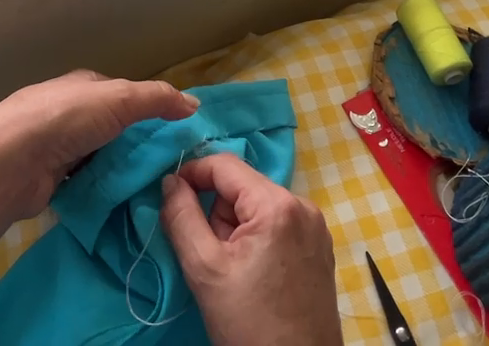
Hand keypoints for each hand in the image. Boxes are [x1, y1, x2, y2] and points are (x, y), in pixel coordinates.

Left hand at [0, 70, 198, 217]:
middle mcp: (69, 111)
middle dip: (136, 144)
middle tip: (169, 167)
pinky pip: (86, 183)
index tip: (175, 132)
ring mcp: (57, 146)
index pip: (124, 94)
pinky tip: (123, 203)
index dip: (149, 110)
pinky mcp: (50, 179)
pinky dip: (102, 190)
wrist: (9, 163)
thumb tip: (194, 102)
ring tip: (154, 189)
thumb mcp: (118, 99)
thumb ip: (156, 100)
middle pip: (113, 128)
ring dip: (120, 170)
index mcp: (83, 85)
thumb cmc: (64, 119)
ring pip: (100, 157)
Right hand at [161, 153, 341, 345]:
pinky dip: (257, 238)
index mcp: (277, 204)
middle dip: (218, 214)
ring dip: (236, 228)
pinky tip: (254, 274)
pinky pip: (276, 223)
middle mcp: (302, 204)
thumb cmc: (249, 324)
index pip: (224, 165)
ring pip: (257, 205)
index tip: (172, 197)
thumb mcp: (204, 268)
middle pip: (241, 187)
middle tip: (213, 256)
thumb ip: (181, 216)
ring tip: (235, 272)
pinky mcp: (319, 246)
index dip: (192, 174)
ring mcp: (315, 226)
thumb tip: (170, 180)